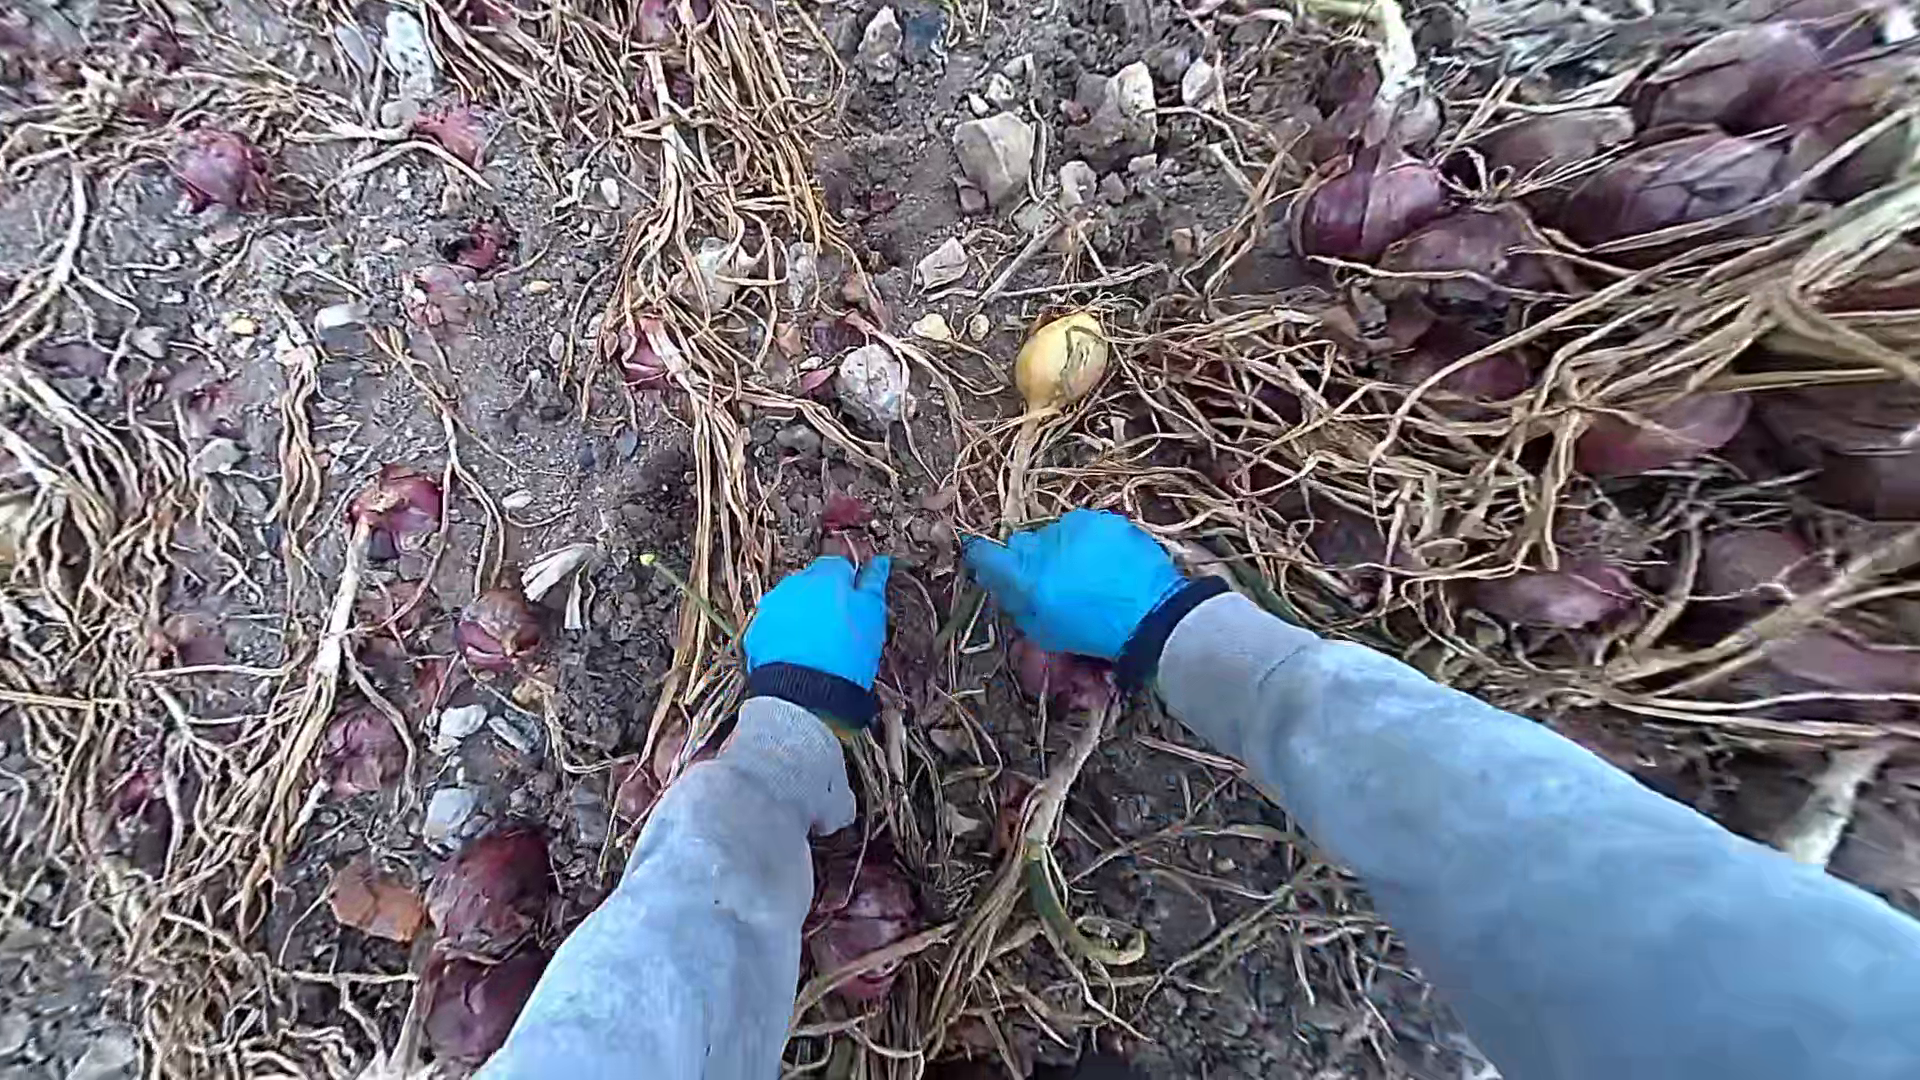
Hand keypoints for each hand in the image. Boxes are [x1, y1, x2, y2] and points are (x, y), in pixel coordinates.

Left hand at [744, 555, 890, 687]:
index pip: (840, 565)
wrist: (807, 696)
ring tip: (820, 643)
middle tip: (840, 625)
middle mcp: (795, 584)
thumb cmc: (845, 656)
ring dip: (803, 614)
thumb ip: (874, 583)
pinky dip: (784, 634)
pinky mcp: (757, 632)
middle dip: (824, 597)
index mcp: (827, 576)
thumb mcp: (873, 616)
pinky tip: (801, 653)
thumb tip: (879, 563)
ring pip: (792, 602)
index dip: (849, 584)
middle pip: (813, 581)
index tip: (855, 600)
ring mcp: (772, 607)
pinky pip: (774, 625)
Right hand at [963, 509, 1183, 659]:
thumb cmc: (1095, 633)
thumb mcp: (1045, 632)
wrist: (1154, 616)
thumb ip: (1018, 606)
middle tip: (1049, 580)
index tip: (989, 567)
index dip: (983, 560)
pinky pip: (1085, 529)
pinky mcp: (1104, 519)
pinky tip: (1106, 564)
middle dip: (1029, 559)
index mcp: (1024, 573)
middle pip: (1021, 543)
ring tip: (1084, 573)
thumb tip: (1005, 589)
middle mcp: (1044, 542)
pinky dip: (1088, 543)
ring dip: (1060, 549)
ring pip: (1054, 533)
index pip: (984, 554)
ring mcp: (1076, 526)